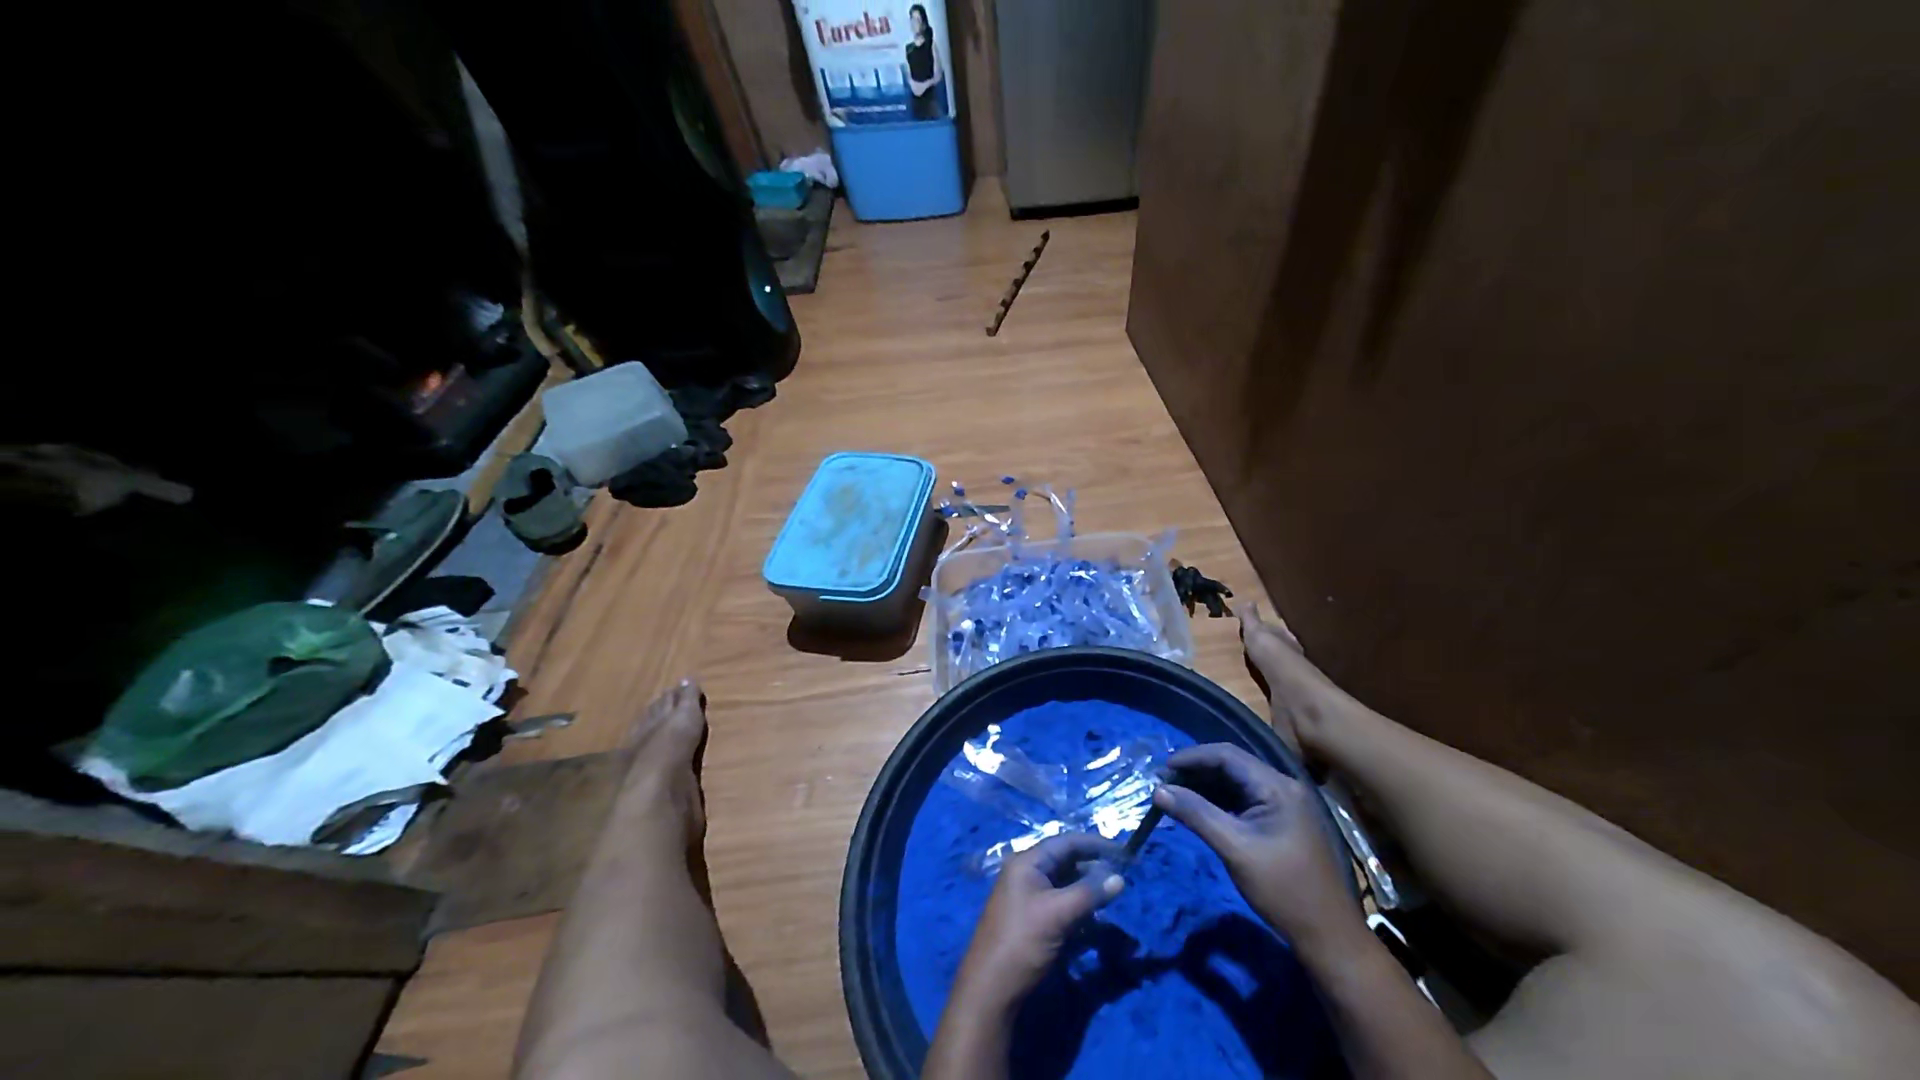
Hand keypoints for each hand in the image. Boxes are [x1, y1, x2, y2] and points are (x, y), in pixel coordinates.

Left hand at [948, 833, 1124, 1011]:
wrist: (992, 986)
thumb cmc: (1023, 941)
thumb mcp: (1058, 913)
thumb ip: (1090, 893)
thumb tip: (1120, 878)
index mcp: (1026, 863)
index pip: (1065, 843)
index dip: (1095, 844)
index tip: (1123, 852)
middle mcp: (1026, 873)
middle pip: (1065, 860)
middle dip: (1094, 866)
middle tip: (1122, 875)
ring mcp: (1029, 896)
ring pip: (1065, 882)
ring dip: (1088, 886)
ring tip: (1113, 893)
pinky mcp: (1033, 917)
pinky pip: (1061, 901)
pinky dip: (1079, 904)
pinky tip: (1096, 914)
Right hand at [1154, 744, 1358, 947]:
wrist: (1327, 933)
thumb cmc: (1282, 889)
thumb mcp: (1234, 848)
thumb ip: (1196, 814)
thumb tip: (1158, 790)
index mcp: (1277, 786)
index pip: (1227, 755)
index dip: (1192, 757)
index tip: (1161, 770)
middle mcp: (1283, 786)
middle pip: (1231, 765)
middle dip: (1196, 770)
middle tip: (1164, 783)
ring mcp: (1284, 804)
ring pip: (1236, 782)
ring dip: (1205, 785)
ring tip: (1174, 794)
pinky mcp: (1280, 821)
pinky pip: (1244, 799)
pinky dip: (1218, 801)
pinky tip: (1197, 810)